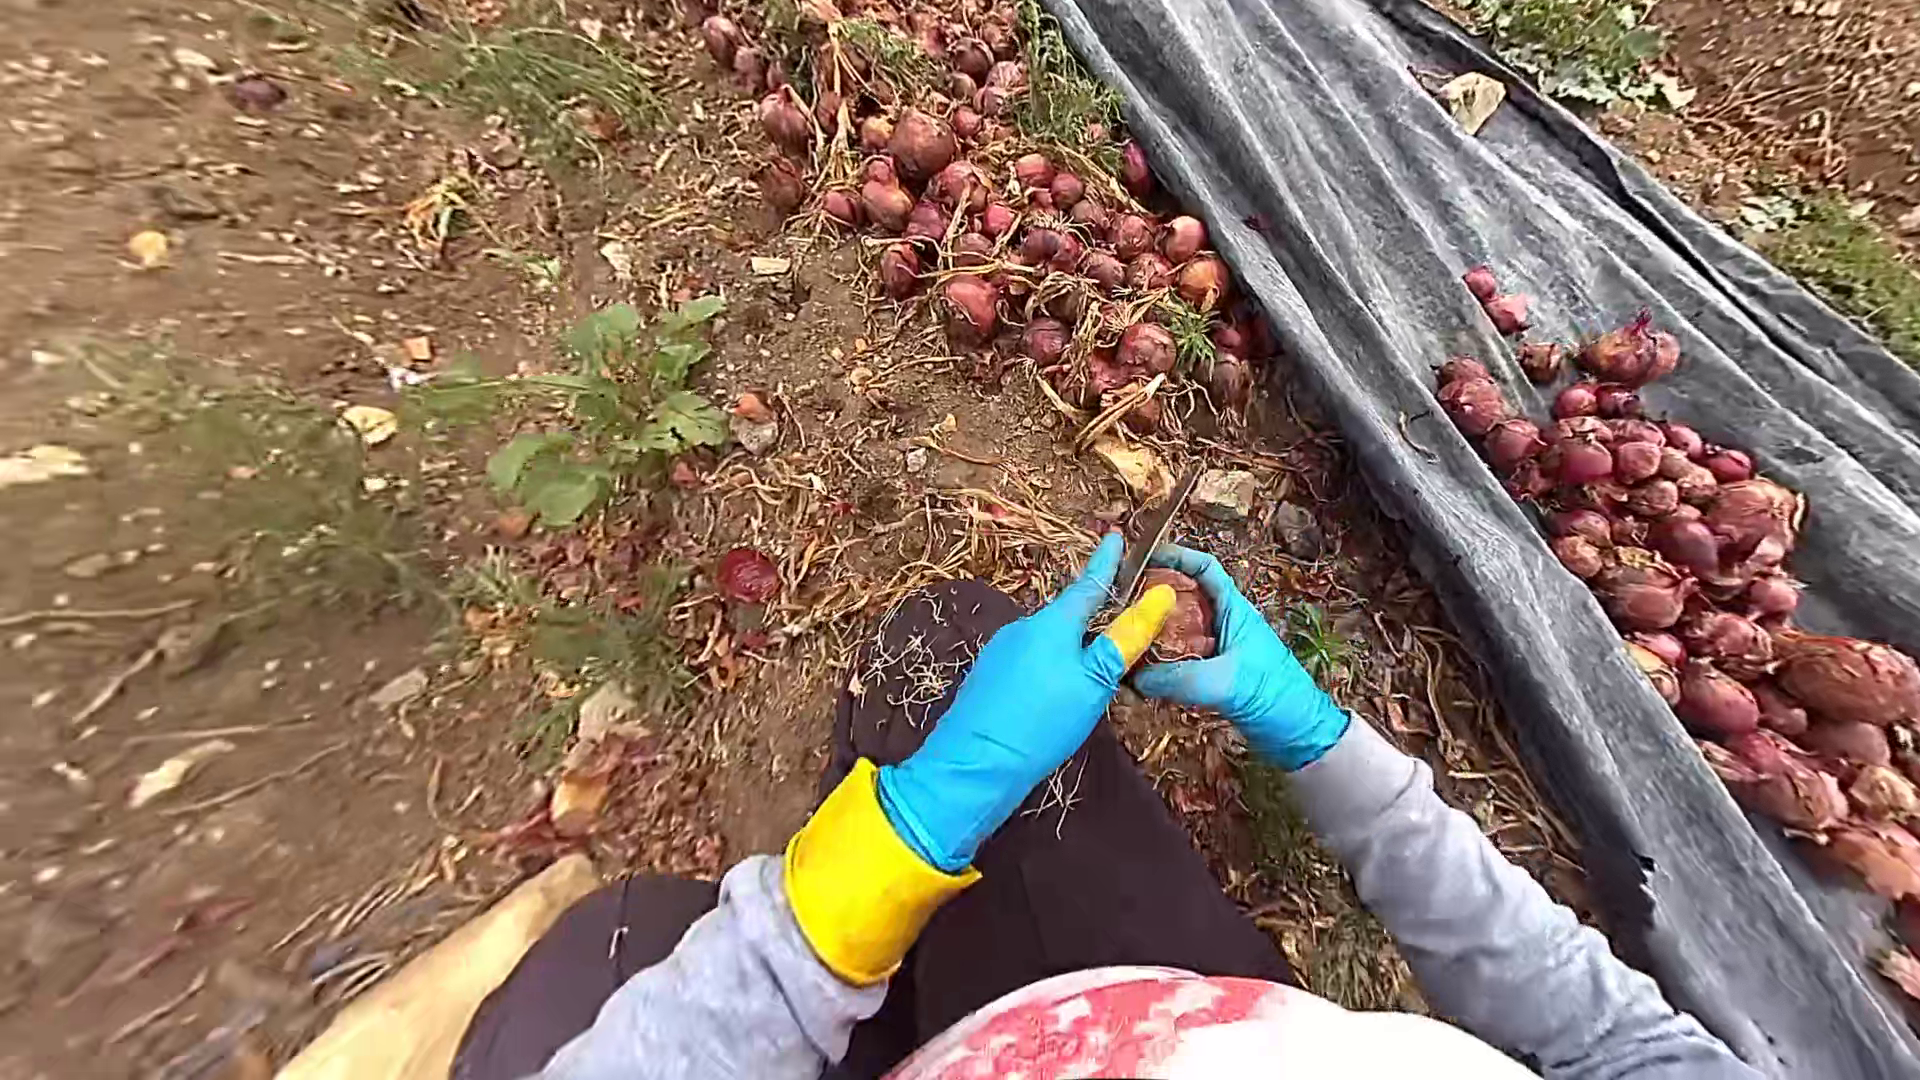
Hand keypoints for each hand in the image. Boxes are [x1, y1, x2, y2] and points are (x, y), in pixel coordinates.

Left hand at [877, 533, 1174, 871]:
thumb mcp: (1094, 683)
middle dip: (1093, 617)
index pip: (1087, 584)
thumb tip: (1159, 597)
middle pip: (1068, 614)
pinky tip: (1058, 691)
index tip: (1114, 535)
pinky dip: (1052, 664)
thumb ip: (1124, 640)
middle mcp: (1024, 627)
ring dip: (1072, 647)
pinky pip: (1031, 657)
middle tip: (1121, 626)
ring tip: (1094, 673)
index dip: (1105, 562)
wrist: (974, 763)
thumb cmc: (1043, 721)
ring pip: (1049, 639)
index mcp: (1051, 623)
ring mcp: (1003, 649)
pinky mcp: (991, 672)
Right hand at [1132, 543, 1349, 769]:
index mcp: (1234, 610)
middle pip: (1184, 593)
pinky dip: (1158, 654)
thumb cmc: (1275, 697)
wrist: (1300, 736)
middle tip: (1122, 597)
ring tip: (1124, 629)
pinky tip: (1139, 664)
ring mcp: (1215, 646)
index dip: (1177, 556)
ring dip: (1153, 625)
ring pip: (1177, 623)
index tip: (1145, 558)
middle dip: (1153, 592)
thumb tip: (1136, 677)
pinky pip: (1177, 652)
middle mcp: (1222, 621)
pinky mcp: (1210, 669)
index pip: (1205, 569)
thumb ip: (1180, 678)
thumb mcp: (1226, 683)